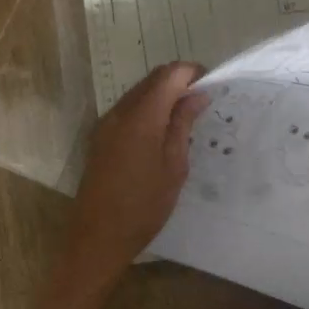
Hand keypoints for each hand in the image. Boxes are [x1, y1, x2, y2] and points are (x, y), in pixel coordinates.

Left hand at [63, 62, 208, 284]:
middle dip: (178, 81)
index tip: (211, 85)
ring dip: (162, 94)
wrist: (97, 235)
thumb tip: (197, 95)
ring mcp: (106, 122)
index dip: (192, 73)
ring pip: (139, 92)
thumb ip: (183, 125)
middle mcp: (120, 111)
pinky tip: (160, 131)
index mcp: (142, 116)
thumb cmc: (144, 206)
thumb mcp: (174, 167)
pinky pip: (127, 109)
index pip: (169, 75)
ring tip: (184, 117)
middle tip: (201, 101)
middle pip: (152, 79)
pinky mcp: (100, 136)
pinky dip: (147, 108)